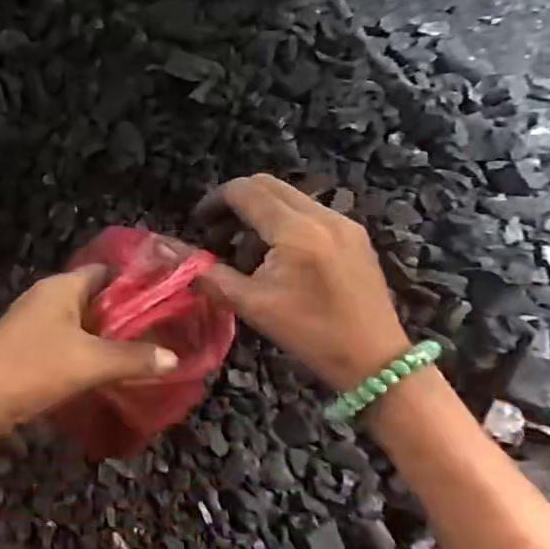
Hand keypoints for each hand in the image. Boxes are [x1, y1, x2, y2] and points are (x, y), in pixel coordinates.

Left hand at [0, 266, 178, 438]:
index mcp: (60, 286)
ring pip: (82, 323)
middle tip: (164, 336)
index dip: (136, 284)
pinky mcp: (28, 345)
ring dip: (108, 338)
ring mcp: (34, 321)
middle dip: (126, 317)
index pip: (106, 272)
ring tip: (145, 357)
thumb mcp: (92, 362)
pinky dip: (89, 352)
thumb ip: (135, 358)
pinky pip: (68, 342)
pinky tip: (108, 372)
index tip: (168, 303)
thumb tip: (174, 357)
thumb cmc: (35, 368)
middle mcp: (47, 296)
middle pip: (96, 298)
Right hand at [191, 174, 410, 391]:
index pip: (245, 191)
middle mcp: (323, 216)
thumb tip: (172, 254)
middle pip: (266, 186)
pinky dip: (282, 222)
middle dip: (235, 203)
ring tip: (244, 250)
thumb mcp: (249, 304)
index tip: (198, 222)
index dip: (215, 201)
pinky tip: (276, 257)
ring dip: (258, 213)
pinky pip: (308, 212)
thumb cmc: (310, 333)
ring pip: (287, 197)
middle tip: (216, 231)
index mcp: (296, 231)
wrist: (377, 362)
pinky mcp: (354, 236)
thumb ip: (207, 273)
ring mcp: (344, 224)